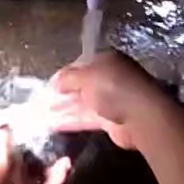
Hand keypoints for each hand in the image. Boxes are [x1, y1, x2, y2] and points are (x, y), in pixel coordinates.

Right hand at [46, 51, 169, 149]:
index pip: (80, 64)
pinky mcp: (109, 120)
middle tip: (42, 100)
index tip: (49, 84)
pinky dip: (70, 120)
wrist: (140, 116)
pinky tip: (54, 123)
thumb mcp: (86, 76)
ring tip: (43, 113)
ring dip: (64, 107)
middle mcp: (108, 78)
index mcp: (106, 60)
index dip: (64, 74)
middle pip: (81, 85)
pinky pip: (86, 118)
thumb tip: (55, 81)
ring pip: (82, 102)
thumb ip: (68, 77)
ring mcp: (110, 99)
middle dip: (62, 92)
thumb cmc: (113, 87)